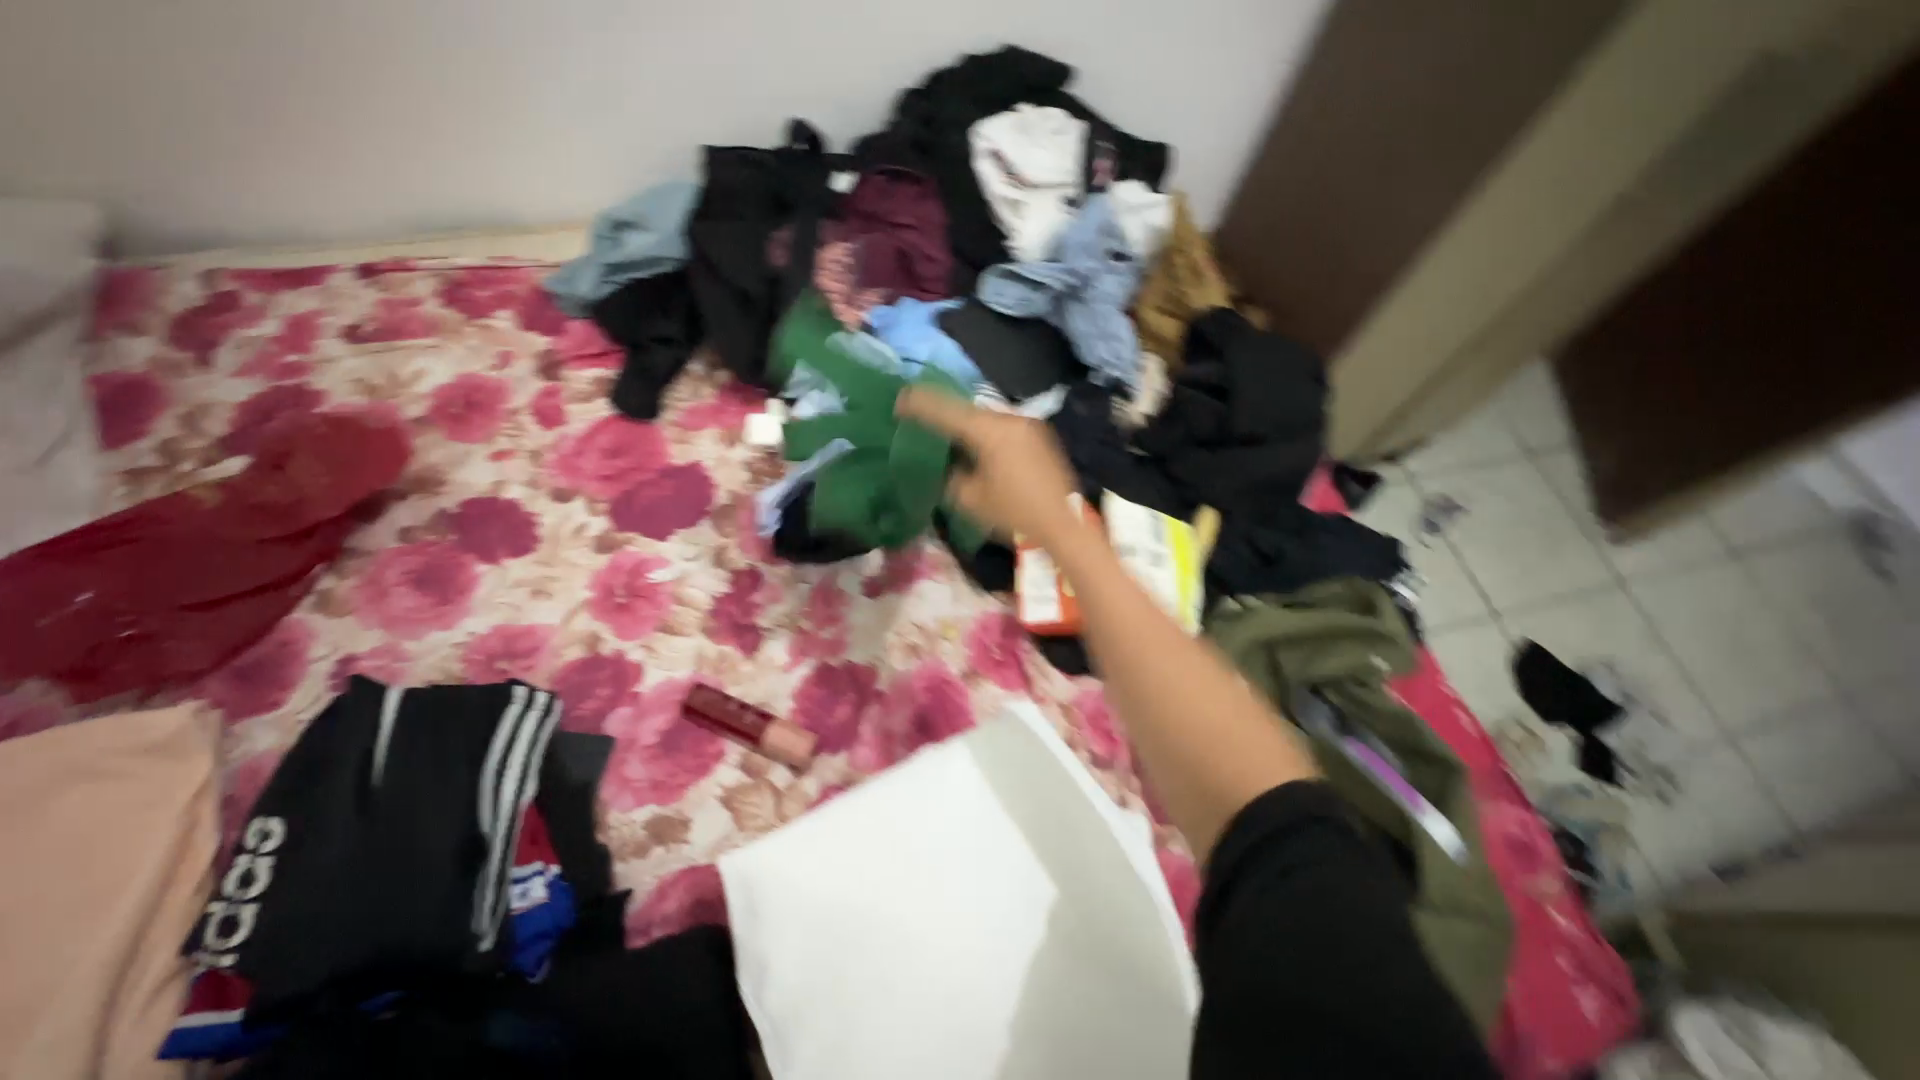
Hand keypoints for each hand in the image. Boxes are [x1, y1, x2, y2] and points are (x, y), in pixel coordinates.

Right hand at [896, 387, 1084, 545]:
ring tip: (947, 433)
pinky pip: (1003, 427)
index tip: (899, 401)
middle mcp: (1010, 419)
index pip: (946, 411)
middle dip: (943, 414)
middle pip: (968, 411)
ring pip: (987, 419)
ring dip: (966, 425)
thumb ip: (949, 476)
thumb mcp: (970, 499)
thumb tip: (943, 465)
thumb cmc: (1015, 514)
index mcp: (990, 431)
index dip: (920, 405)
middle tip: (920, 417)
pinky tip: (978, 447)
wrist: (1066, 524)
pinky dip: (985, 433)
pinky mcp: (1039, 436)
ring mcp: (1028, 425)